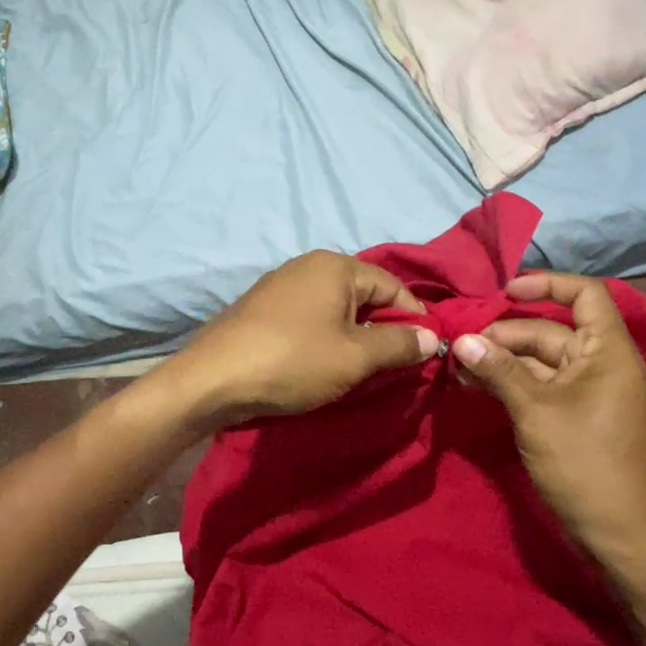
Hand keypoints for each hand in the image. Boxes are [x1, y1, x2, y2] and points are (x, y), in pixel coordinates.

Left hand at [158, 250, 439, 426]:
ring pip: (337, 308)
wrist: (212, 380)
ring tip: (364, 370)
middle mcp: (308, 265)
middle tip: (397, 366)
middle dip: (385, 328)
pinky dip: (327, 338)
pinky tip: (325, 364)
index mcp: (335, 266)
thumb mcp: (355, 357)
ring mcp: (281, 285)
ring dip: (355, 336)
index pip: (393, 286)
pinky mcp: (263, 309)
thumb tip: (432, 337)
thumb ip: (399, 345)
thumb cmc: (292, 362)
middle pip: (364, 294)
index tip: (428, 352)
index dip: (415, 318)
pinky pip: (311, 318)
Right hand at [453, 272, 645, 558]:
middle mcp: (603, 364)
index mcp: (609, 352)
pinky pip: (543, 386)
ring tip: (459, 366)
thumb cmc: (583, 463)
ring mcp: (591, 392)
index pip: (585, 295)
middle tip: (462, 346)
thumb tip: (462, 339)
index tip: (504, 291)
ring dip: (503, 361)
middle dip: (505, 334)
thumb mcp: (535, 412)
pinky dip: (513, 384)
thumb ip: (498, 371)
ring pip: (542, 361)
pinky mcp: (578, 416)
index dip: (547, 283)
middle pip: (552, 330)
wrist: (617, 533)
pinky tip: (477, 387)